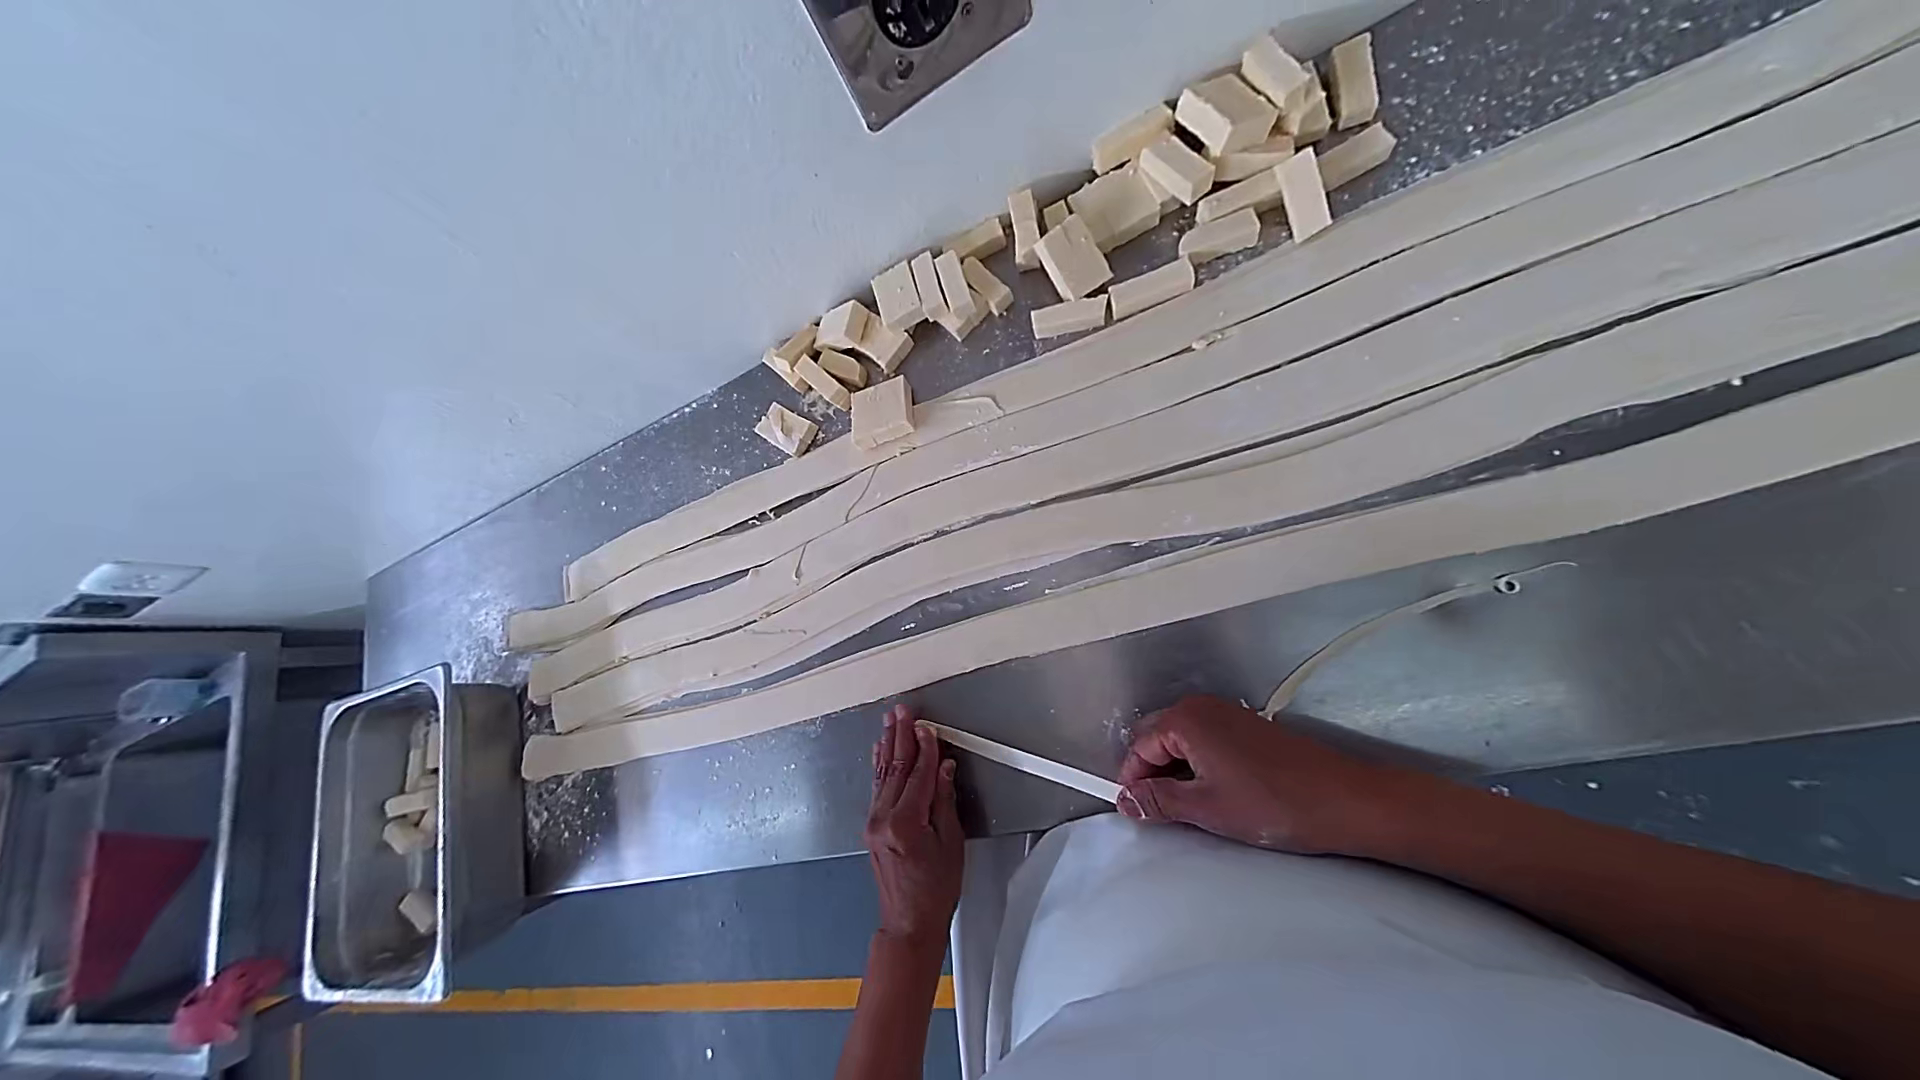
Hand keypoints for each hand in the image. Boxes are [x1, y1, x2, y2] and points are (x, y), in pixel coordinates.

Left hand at [864, 704, 963, 943]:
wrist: (909, 922)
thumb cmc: (935, 890)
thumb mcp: (951, 842)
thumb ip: (944, 799)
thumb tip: (943, 767)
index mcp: (906, 823)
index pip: (919, 773)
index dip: (927, 747)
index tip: (930, 728)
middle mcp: (884, 819)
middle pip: (896, 767)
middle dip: (901, 735)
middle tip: (903, 712)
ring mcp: (874, 822)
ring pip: (883, 773)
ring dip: (888, 744)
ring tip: (890, 721)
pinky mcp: (871, 826)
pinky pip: (877, 786)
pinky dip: (880, 765)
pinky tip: (879, 751)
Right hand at [1117, 695, 1429, 855]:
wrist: (1346, 801)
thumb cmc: (1273, 803)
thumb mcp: (1205, 808)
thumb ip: (1158, 801)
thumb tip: (1127, 800)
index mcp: (1186, 720)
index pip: (1138, 745)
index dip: (1132, 779)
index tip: (1134, 809)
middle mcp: (1203, 707)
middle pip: (1156, 737)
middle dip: (1151, 772)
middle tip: (1159, 811)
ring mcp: (1228, 714)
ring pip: (1181, 740)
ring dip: (1175, 770)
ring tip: (1189, 807)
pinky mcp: (1247, 727)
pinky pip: (1205, 740)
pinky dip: (1198, 764)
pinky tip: (1214, 793)